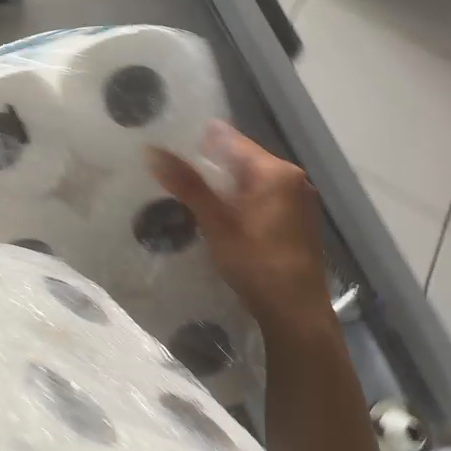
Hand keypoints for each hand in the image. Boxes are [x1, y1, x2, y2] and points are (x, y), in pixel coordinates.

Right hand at [148, 122, 329, 332]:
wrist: (295, 311)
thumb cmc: (255, 262)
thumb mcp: (215, 222)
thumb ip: (187, 184)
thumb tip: (152, 150)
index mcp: (275, 172)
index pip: (231, 139)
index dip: (198, 141)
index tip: (167, 145)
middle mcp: (292, 179)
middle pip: (241, 159)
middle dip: (207, 164)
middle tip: (171, 173)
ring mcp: (298, 201)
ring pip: (250, 180)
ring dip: (222, 185)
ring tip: (187, 194)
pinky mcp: (296, 221)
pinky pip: (261, 198)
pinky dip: (237, 200)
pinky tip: (218, 217)